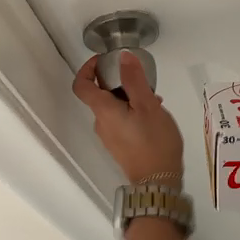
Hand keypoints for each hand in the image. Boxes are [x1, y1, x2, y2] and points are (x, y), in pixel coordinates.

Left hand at [73, 52, 184, 185]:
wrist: (158, 183)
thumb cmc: (153, 141)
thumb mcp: (148, 105)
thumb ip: (134, 79)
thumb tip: (123, 56)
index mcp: (103, 111)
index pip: (81, 85)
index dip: (87, 68)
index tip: (104, 60)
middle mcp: (101, 123)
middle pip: (99, 95)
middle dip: (118, 82)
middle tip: (141, 81)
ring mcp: (109, 136)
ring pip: (113, 107)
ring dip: (129, 97)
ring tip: (154, 100)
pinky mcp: (120, 145)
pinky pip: (120, 120)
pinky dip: (132, 111)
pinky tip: (154, 117)